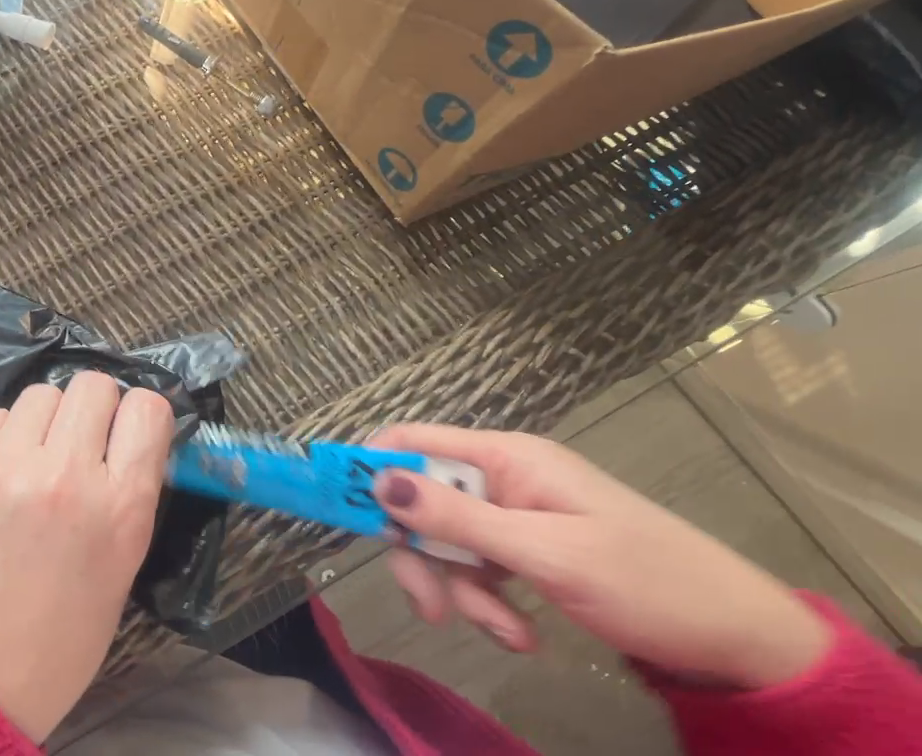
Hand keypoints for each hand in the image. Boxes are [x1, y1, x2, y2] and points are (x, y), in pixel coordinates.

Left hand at [0, 372, 175, 740]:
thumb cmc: (58, 635)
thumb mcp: (120, 566)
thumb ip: (127, 494)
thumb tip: (125, 439)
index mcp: (121, 508)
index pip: (147, 408)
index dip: (138, 414)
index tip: (126, 429)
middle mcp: (67, 474)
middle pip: (92, 385)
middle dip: (91, 409)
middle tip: (77, 442)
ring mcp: (6, 465)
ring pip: (40, 394)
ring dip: (43, 421)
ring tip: (32, 462)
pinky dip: (1, 438)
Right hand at [369, 424, 831, 689]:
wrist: (742, 643)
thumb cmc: (648, 582)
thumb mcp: (546, 553)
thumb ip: (457, 518)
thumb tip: (378, 482)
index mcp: (506, 457)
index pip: (412, 442)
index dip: (370, 469)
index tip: (342, 511)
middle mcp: (502, 477)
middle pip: (420, 502)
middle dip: (421, 555)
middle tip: (428, 606)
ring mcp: (514, 515)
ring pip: (446, 543)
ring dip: (462, 591)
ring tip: (507, 634)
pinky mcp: (526, 551)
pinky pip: (477, 569)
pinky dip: (487, 603)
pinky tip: (520, 633)